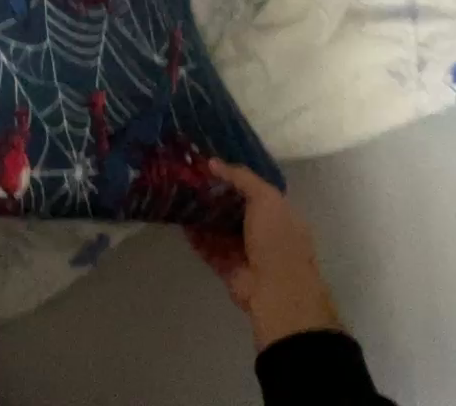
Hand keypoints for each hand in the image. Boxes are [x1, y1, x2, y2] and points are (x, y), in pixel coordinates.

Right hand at [189, 161, 342, 351]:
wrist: (277, 292)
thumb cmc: (277, 239)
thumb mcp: (266, 199)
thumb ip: (241, 178)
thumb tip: (213, 162)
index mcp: (278, 214)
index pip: (252, 190)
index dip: (231, 176)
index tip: (207, 164)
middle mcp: (261, 231)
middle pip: (232, 208)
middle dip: (212, 194)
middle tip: (187, 177)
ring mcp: (243, 251)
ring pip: (217, 227)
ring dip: (200, 213)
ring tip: (178, 194)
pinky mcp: (226, 267)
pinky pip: (207, 246)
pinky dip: (194, 235)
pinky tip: (178, 219)